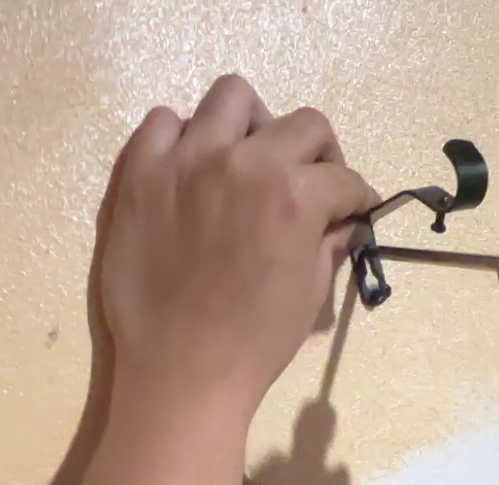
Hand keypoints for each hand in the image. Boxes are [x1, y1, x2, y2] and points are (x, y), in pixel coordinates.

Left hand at [98, 76, 374, 428]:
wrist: (182, 373)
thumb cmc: (255, 344)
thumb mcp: (309, 296)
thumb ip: (329, 244)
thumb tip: (345, 222)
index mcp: (293, 197)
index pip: (343, 178)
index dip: (357, 198)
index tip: (355, 211)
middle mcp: (244, 162)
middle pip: (303, 124)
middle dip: (320, 156)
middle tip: (311, 188)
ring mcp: (186, 160)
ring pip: (232, 98)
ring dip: (253, 127)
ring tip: (247, 165)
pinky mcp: (140, 172)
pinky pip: (163, 122)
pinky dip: (184, 138)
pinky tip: (192, 173)